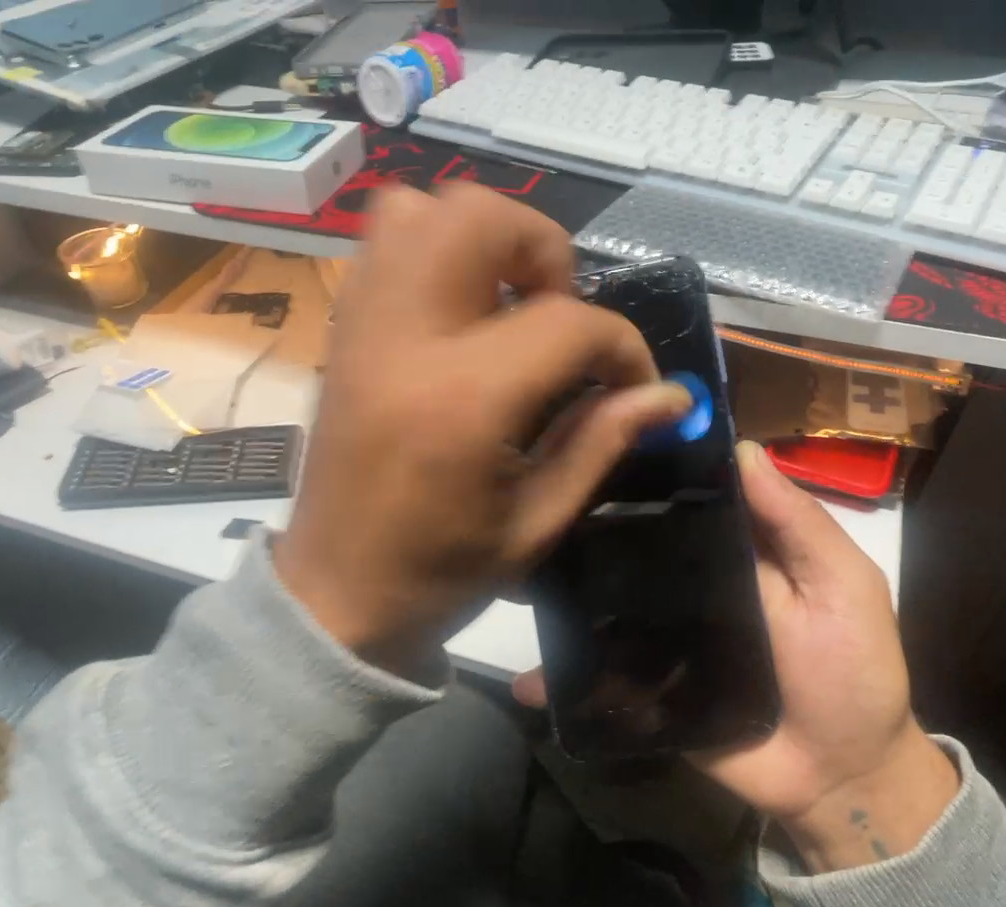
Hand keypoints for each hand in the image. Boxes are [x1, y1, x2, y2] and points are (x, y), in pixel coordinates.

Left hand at [276, 184, 692, 678]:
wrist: (336, 596)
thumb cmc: (441, 573)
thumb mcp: (537, 522)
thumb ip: (602, 443)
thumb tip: (669, 395)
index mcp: (464, 401)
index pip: (567, 323)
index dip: (621, 347)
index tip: (633, 386)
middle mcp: (406, 341)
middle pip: (482, 221)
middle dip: (544, 253)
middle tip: (558, 316)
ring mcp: (362, 329)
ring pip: (420, 211)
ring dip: (482, 240)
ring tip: (506, 306)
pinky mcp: (341, 335)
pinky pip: (382, 247)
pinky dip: (432, 253)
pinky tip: (458, 317)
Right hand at [515, 442, 957, 869]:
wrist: (840, 779)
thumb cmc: (853, 672)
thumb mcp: (843, 587)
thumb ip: (799, 524)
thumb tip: (740, 448)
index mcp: (738, 554)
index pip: (685, 501)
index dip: (649, 473)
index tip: (594, 439)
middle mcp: (693, 590)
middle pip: (635, 553)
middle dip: (588, 534)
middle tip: (530, 511)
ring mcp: (665, 642)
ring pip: (607, 612)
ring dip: (564, 604)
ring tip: (512, 584)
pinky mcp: (649, 692)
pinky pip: (602, 679)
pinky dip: (564, 682)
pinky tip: (526, 681)